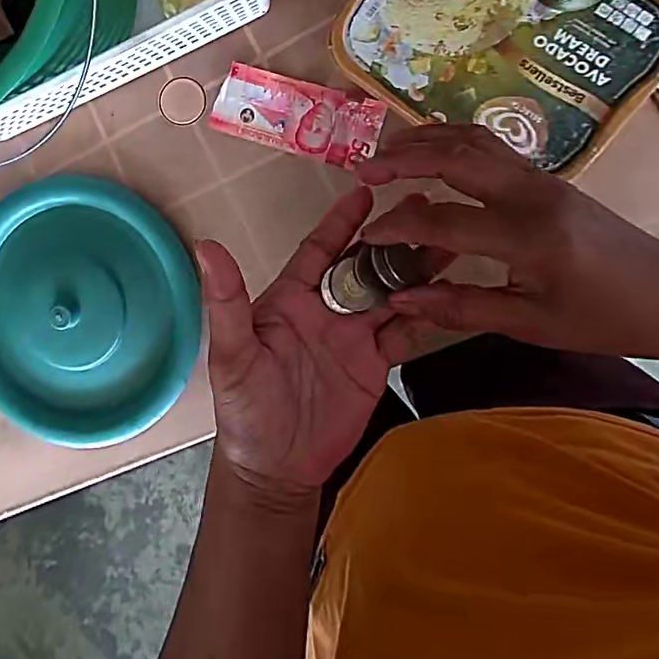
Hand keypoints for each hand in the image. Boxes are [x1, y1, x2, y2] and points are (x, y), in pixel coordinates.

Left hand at [197, 186, 445, 496]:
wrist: (276, 467)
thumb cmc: (245, 407)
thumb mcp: (232, 354)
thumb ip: (227, 301)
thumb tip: (207, 245)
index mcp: (293, 296)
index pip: (321, 248)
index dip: (342, 221)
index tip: (366, 191)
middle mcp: (327, 308)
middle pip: (365, 265)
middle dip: (393, 237)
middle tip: (426, 209)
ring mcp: (354, 335)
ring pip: (392, 293)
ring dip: (418, 270)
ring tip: (450, 245)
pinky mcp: (376, 363)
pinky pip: (405, 332)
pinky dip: (427, 315)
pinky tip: (452, 298)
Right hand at [356, 124, 658, 362]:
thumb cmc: (606, 318)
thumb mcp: (532, 324)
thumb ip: (461, 307)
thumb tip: (402, 298)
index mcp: (528, 237)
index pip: (444, 221)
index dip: (398, 227)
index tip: (366, 236)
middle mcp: (531, 194)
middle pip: (455, 158)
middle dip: (403, 159)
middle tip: (363, 170)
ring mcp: (540, 178)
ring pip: (473, 140)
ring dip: (426, 141)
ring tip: (387, 152)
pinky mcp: (545, 176)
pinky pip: (490, 146)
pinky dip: (452, 140)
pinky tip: (432, 151)